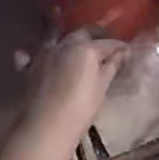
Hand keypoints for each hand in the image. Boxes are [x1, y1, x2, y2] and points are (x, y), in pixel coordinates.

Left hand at [18, 32, 128, 149]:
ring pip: (59, 37)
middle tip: (105, 46)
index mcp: (86, 48)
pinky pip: (34, 52)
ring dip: (70, 38)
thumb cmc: (81, 107)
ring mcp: (46, 53)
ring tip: (78, 46)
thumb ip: (112, 66)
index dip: (119, 46)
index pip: (108, 43)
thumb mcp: (102, 86)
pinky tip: (44, 55)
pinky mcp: (31, 66)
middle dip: (96, 35)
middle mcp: (65, 44)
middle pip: (83, 33)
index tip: (127, 51)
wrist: (46, 126)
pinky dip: (41, 51)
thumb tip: (122, 52)